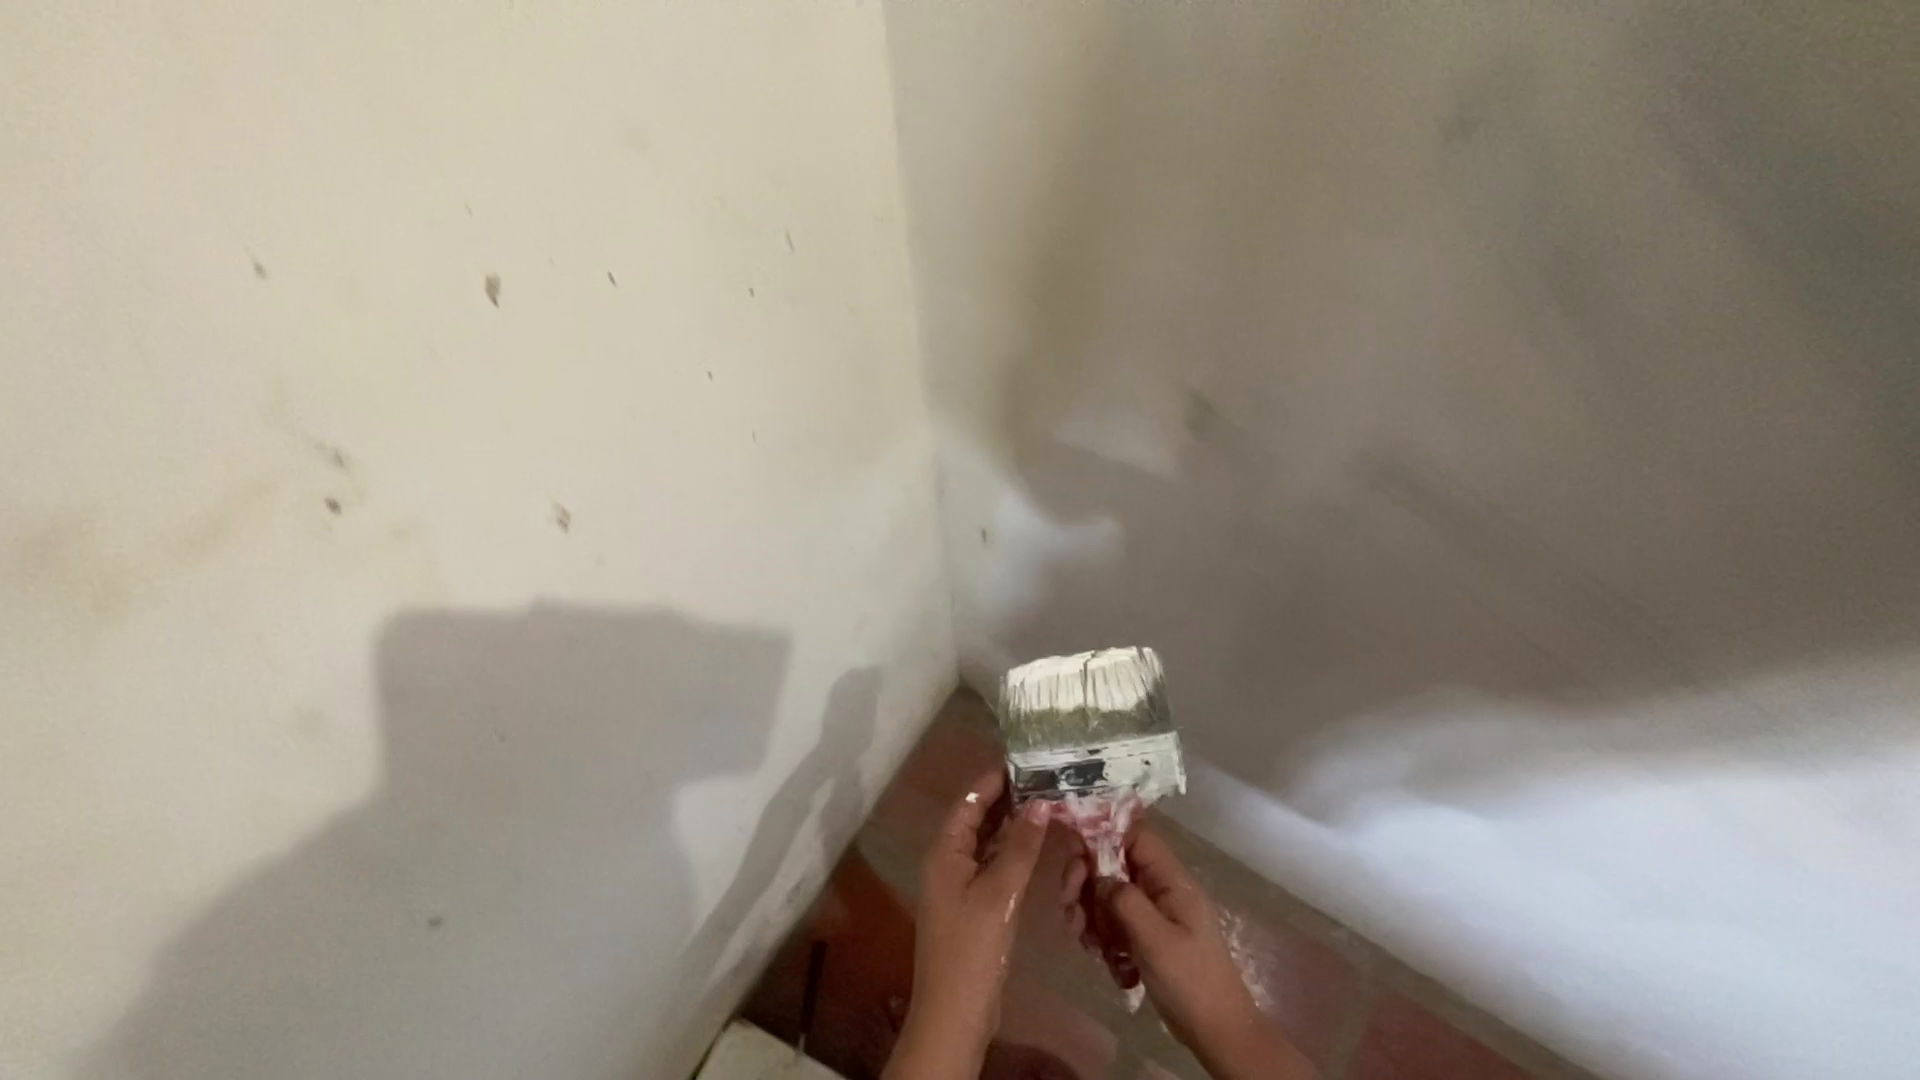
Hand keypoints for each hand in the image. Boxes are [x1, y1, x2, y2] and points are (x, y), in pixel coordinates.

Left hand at [883, 769, 1047, 1079]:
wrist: (955, 1012)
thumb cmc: (972, 947)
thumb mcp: (999, 892)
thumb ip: (1020, 846)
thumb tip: (1040, 802)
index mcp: (945, 850)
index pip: (971, 800)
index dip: (997, 779)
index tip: (1029, 760)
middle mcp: (948, 859)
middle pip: (977, 817)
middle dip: (1009, 798)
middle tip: (1047, 779)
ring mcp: (959, 883)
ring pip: (987, 841)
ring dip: (1013, 824)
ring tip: (1048, 802)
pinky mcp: (973, 904)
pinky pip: (992, 864)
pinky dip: (1012, 850)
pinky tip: (1037, 845)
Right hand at [1065, 825, 1315, 1079]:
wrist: (1218, 1033)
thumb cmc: (1191, 981)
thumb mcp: (1155, 939)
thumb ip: (1124, 900)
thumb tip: (1099, 877)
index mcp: (1170, 879)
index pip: (1133, 835)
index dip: (1102, 836)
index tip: (1075, 856)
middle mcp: (1161, 889)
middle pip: (1113, 865)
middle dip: (1086, 884)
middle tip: (1069, 909)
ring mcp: (1154, 914)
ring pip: (1108, 897)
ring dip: (1091, 917)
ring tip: (1088, 946)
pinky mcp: (1147, 938)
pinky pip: (1114, 925)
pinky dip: (1105, 941)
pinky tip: (1110, 965)